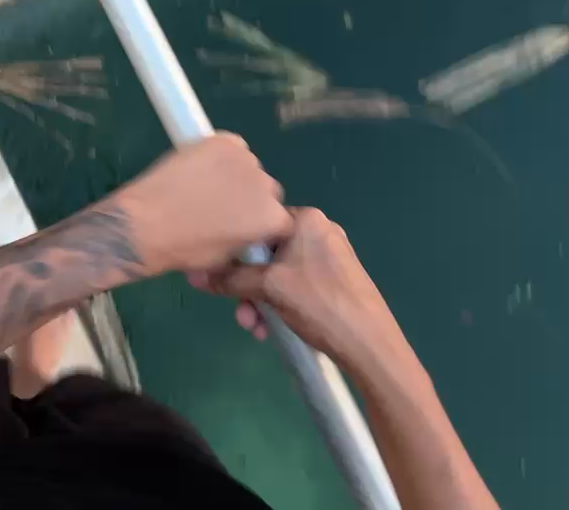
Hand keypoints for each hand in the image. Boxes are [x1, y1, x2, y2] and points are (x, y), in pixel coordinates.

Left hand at [104, 132, 291, 274]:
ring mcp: (244, 160)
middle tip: (222, 206)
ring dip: (236, 175)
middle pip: (268, 190)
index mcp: (272, 219)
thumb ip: (248, 242)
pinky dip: (223, 153)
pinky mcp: (222, 140)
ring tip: (206, 185)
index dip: (262, 225)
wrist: (148, 222)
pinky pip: (233, 145)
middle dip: (251, 199)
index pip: (282, 220)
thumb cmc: (186, 248)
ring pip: (248, 167)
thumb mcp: (228, 260)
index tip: (243, 226)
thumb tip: (248, 233)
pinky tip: (203, 165)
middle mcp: (266, 186)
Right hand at [190, 207, 418, 379]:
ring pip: (281, 273)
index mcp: (306, 219)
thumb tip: (195, 276)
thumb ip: (230, 279)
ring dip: (262, 300)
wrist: (373, 349)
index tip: (222, 278)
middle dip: (248, 286)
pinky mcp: (338, 281)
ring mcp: (331, 256)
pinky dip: (282, 303)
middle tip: (242, 314)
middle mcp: (319, 230)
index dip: (235, 252)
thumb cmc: (320, 304)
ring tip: (256, 329)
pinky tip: (274, 328)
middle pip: (267, 253)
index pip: (257, 224)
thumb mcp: (269, 288)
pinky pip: (297, 284)